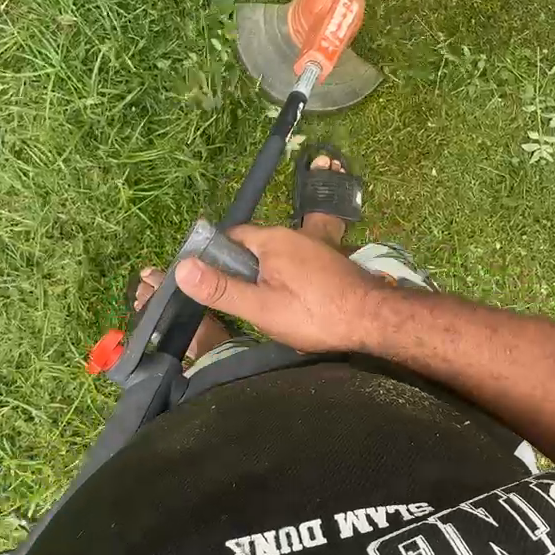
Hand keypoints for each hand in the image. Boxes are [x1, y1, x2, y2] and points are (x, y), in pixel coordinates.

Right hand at [174, 224, 387, 352]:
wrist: (373, 319)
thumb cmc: (315, 314)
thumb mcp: (260, 307)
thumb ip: (221, 289)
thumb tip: (181, 268)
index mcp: (271, 239)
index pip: (230, 237)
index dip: (213, 259)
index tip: (206, 284)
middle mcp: (293, 235)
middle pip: (252, 249)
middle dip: (240, 273)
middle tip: (234, 304)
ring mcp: (314, 248)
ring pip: (275, 261)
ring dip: (264, 281)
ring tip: (262, 311)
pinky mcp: (328, 264)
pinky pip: (295, 268)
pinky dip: (286, 284)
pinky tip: (290, 308)